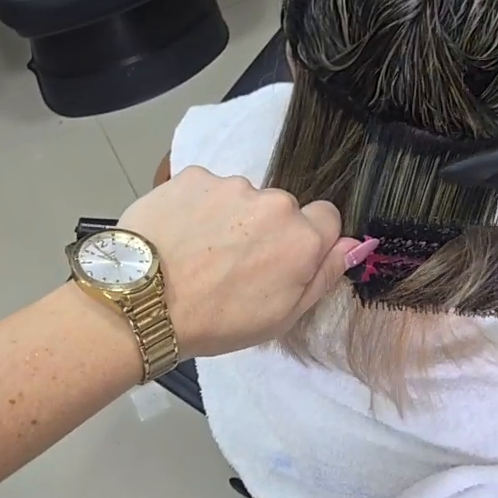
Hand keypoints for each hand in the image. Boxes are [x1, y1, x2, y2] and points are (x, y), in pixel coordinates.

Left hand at [118, 166, 357, 357]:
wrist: (142, 303)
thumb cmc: (215, 322)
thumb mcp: (281, 316)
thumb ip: (323, 276)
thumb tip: (355, 244)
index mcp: (302, 239)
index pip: (327, 218)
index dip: (307, 241)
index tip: (281, 261)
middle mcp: (274, 203)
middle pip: (283, 209)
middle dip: (266, 230)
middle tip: (234, 265)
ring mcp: (231, 186)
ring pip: (243, 198)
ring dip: (231, 218)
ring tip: (200, 252)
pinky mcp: (193, 176)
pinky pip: (207, 188)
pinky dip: (198, 207)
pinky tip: (179, 235)